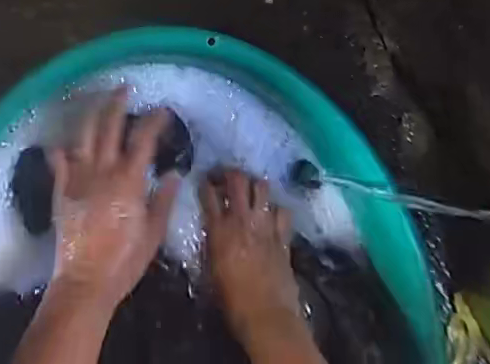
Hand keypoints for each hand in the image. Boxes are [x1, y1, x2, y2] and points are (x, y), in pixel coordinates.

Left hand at [46, 88, 177, 312]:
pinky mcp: (62, 191)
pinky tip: (65, 142)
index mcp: (129, 179)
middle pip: (110, 126)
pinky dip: (62, 149)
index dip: (154, 120)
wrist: (85, 283)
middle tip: (125, 88)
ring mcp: (79, 178)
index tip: (162, 111)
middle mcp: (103, 170)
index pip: (143, 138)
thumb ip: (165, 199)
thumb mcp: (153, 232)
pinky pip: (59, 162)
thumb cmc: (124, 260)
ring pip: (84, 136)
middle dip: (118, 103)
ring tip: (99, 104)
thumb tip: (175, 173)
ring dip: (93, 116)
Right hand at [204, 168, 312, 355]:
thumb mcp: (211, 272)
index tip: (206, 181)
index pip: (209, 195)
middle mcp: (242, 220)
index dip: (206, 183)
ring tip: (252, 192)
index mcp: (220, 230)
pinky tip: (273, 215)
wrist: (266, 316)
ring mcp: (265, 224)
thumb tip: (212, 231)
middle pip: (237, 180)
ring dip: (255, 186)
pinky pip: (282, 209)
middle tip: (228, 178)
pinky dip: (276, 209)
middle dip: (231, 173)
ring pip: (262, 186)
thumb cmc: (233, 302)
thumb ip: (211, 245)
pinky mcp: (283, 234)